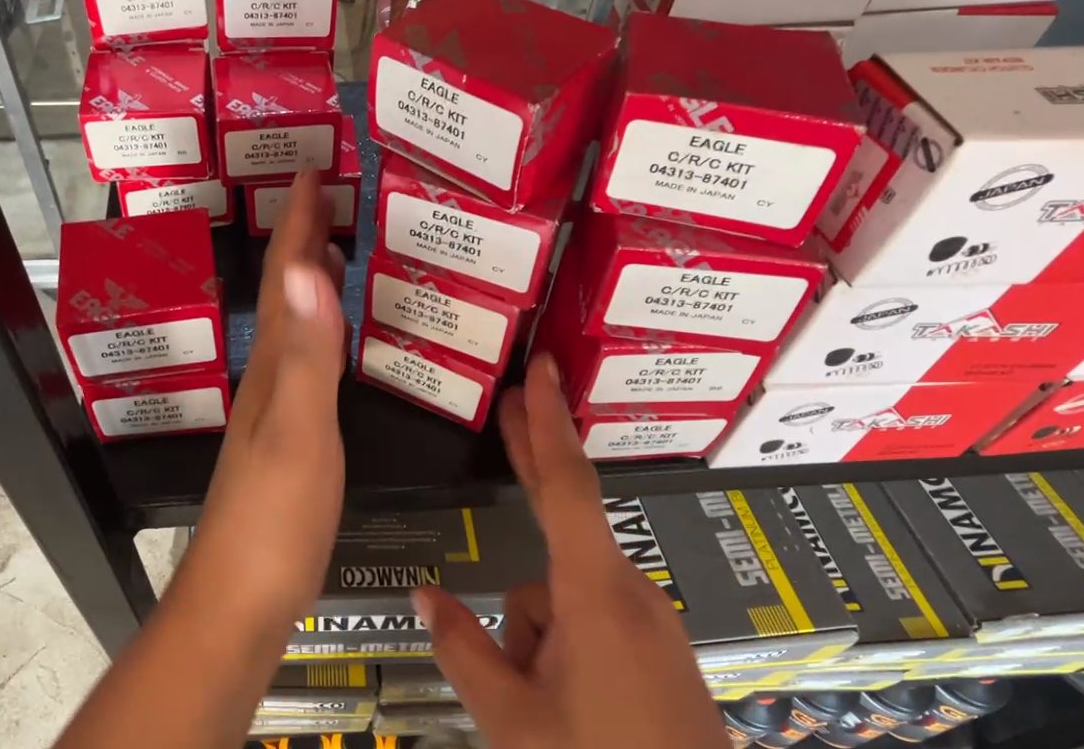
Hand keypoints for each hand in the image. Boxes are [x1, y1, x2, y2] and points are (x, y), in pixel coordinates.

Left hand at [172, 168, 348, 626]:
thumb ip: (308, 351)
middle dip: (302, 239)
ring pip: (293, 325)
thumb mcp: (300, 429)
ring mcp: (275, 407)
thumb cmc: (275, 516)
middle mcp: (269, 375)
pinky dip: (320, 330)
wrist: (242, 597)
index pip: (285, 278)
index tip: (310, 169)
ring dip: (309, 281)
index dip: (298, 223)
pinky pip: (306, 360)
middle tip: (327, 194)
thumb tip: (304, 268)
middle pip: (284, 293)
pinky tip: (331, 339)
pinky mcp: (289, 437)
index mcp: (274, 365)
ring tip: (333, 249)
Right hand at [412, 355, 724, 748]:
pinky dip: (561, 645)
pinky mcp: (658, 652)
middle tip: (506, 399)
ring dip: (534, 630)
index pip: (567, 488)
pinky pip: (592, 621)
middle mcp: (628, 593)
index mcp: (596, 596)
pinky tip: (561, 706)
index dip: (547, 424)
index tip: (543, 370)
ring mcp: (648, 623)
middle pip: (568, 512)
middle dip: (533, 456)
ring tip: (538, 706)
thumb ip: (464, 651)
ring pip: (564, 594)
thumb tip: (425, 597)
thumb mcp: (515, 724)